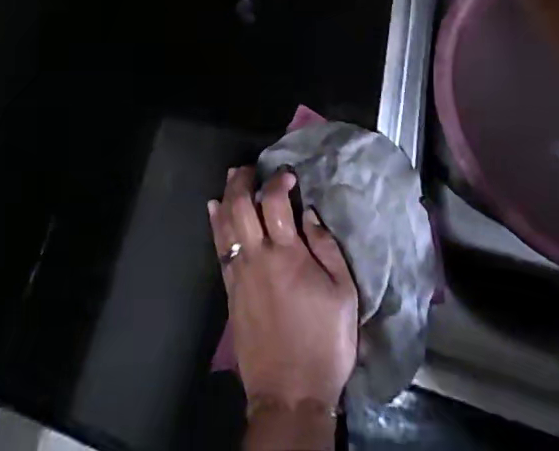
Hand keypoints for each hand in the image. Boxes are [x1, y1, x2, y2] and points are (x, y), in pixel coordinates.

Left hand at [210, 167, 356, 449]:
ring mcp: (240, 273)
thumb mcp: (343, 294)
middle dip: (244, 181)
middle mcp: (258, 256)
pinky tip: (214, 211)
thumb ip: (327, 248)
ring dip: (227, 196)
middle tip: (252, 167)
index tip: (288, 174)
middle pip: (241, 206)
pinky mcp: (230, 291)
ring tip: (232, 177)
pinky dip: (216, 224)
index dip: (279, 181)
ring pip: (226, 223)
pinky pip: (219, 247)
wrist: (290, 391)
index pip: (275, 202)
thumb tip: (309, 214)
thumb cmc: (325, 342)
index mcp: (288, 254)